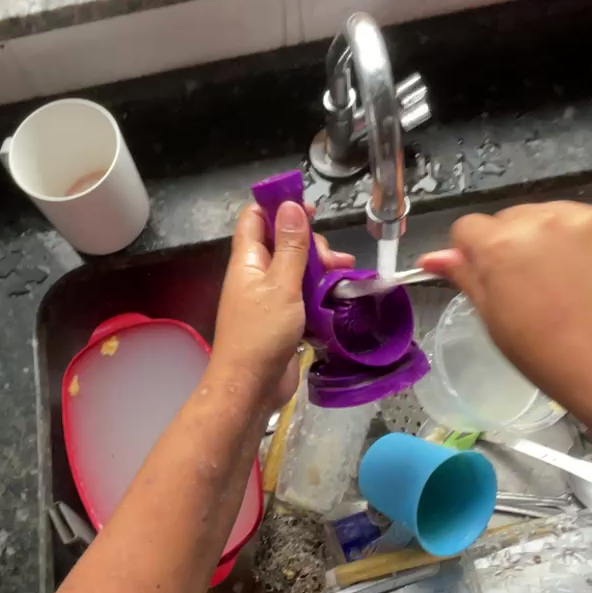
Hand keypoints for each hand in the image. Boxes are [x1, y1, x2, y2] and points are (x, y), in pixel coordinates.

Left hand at [211, 200, 353, 410]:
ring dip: (321, 269)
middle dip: (311, 244)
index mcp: (247, 261)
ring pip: (297, 271)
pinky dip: (320, 293)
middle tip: (333, 258)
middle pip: (283, 244)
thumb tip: (290, 205)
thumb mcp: (281, 285)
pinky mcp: (283, 319)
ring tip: (344, 275)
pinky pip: (303, 296)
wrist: (252, 387)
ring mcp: (269, 298)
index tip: (308, 206)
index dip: (278, 207)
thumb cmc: (261, 334)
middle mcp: (256, 275)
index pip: (255, 219)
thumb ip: (290, 246)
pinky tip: (339, 296)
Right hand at [417, 202, 591, 410]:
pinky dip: (584, 240)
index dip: (472, 253)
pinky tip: (591, 273)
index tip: (490, 279)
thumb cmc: (541, 351)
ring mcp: (584, 217)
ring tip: (562, 278)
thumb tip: (430, 257)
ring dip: (547, 237)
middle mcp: (540, 219)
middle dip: (511, 242)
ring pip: (548, 214)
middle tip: (528, 283)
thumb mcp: (492, 316)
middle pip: (509, 217)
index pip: (467, 227)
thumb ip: (464, 276)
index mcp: (500, 244)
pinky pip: (587, 221)